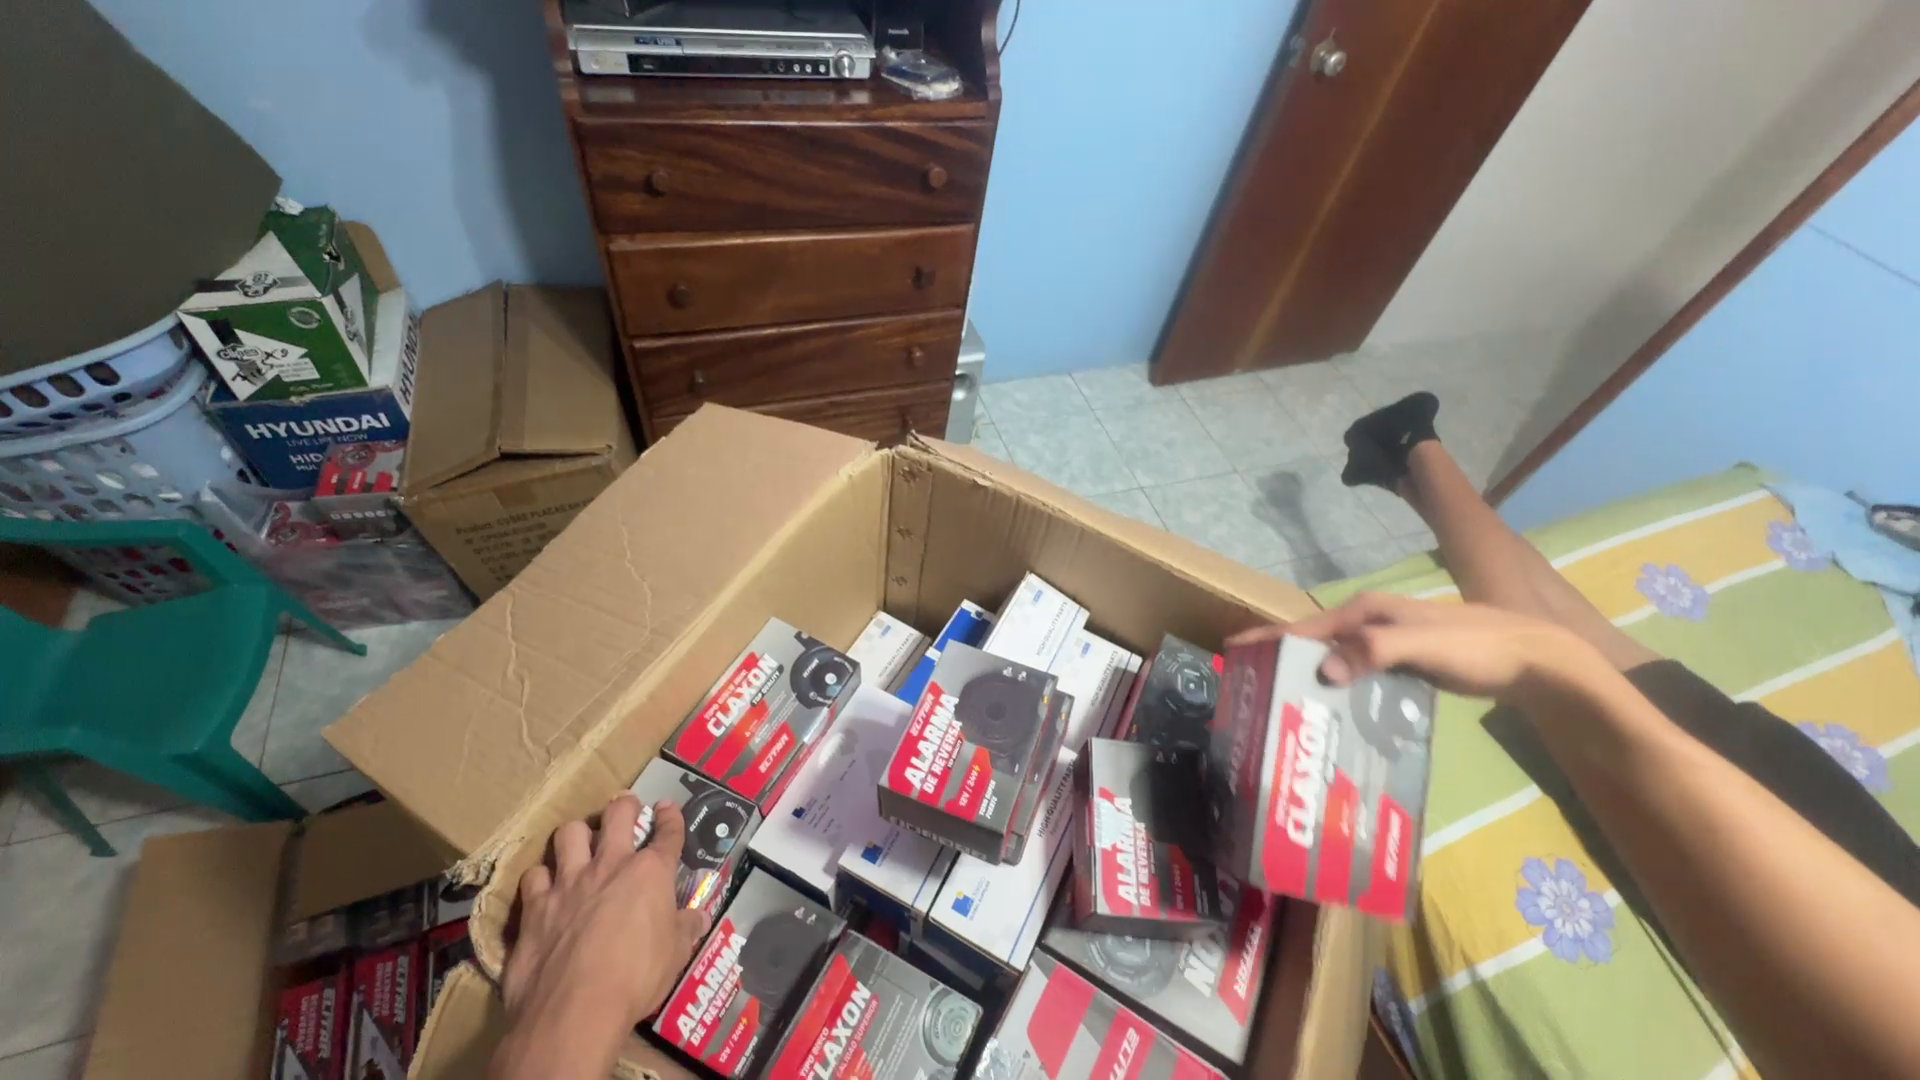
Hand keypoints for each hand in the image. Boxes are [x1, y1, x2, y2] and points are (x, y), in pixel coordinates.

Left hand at [493, 794, 708, 1079]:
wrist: (573, 1011)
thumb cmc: (636, 979)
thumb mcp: (675, 956)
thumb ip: (685, 929)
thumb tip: (699, 917)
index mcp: (650, 873)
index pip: (667, 833)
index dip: (670, 817)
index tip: (667, 809)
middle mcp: (609, 866)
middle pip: (617, 815)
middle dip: (624, 805)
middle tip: (626, 809)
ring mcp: (567, 883)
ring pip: (568, 833)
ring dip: (577, 835)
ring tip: (580, 844)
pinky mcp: (533, 908)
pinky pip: (534, 876)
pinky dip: (542, 879)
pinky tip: (545, 889)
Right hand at [1233, 592, 1599, 701]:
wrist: (1535, 659)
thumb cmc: (1477, 648)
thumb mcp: (1424, 646)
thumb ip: (1374, 653)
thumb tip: (1322, 669)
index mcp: (1367, 611)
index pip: (1305, 625)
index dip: (1268, 637)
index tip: (1232, 651)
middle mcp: (1369, 621)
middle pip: (1313, 640)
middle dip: (1281, 658)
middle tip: (1253, 688)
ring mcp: (1386, 641)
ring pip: (1334, 657)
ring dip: (1309, 676)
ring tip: (1285, 704)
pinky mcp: (1401, 662)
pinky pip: (1356, 673)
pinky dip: (1338, 687)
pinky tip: (1335, 710)